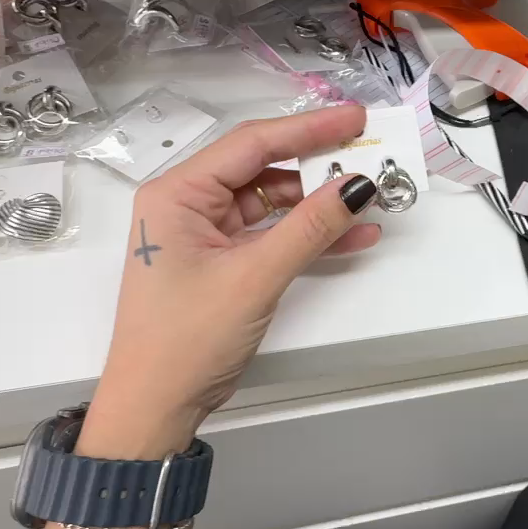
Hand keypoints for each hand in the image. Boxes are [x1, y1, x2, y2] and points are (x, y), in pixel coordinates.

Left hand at [78, 106, 381, 459]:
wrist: (156, 409)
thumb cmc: (187, 339)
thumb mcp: (255, 277)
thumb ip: (310, 227)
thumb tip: (360, 185)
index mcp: (178, 194)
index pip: (252, 144)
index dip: (309, 128)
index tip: (357, 119)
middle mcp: (190, 204)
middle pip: (265, 169)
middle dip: (319, 165)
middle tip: (371, 154)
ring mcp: (209, 233)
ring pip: (275, 203)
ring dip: (321, 204)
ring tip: (372, 198)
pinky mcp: (226, 261)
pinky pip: (276, 235)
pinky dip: (312, 236)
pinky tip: (355, 236)